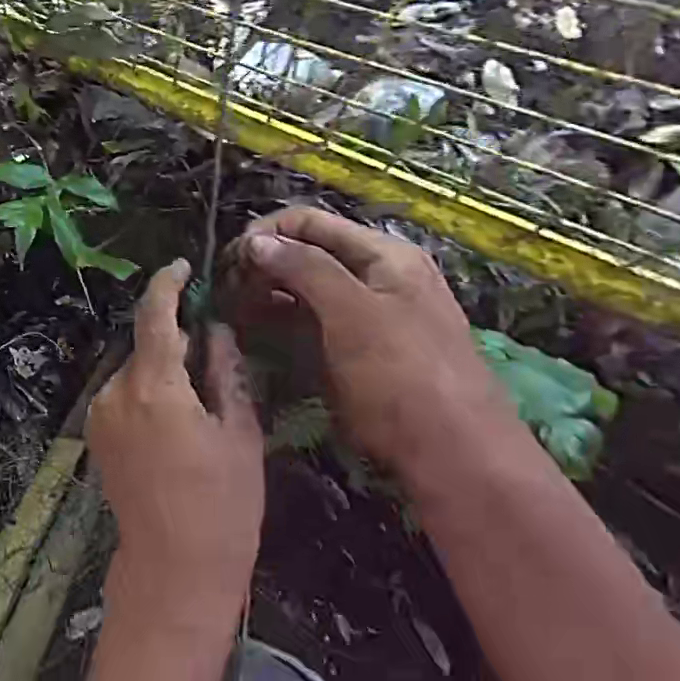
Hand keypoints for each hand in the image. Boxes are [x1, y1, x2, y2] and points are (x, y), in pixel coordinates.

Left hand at [88, 258, 263, 583]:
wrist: (172, 564)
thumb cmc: (222, 504)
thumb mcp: (239, 435)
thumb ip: (225, 372)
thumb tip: (216, 329)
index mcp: (154, 386)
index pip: (154, 315)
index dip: (166, 284)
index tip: (181, 267)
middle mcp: (116, 388)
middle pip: (146, 344)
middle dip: (176, 340)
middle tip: (212, 357)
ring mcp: (100, 409)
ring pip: (135, 369)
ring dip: (162, 370)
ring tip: (198, 407)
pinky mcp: (95, 428)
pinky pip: (123, 392)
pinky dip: (147, 391)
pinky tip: (173, 425)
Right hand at [223, 206, 506, 471]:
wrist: (455, 458)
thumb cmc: (404, 376)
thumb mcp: (352, 312)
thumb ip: (303, 267)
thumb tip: (254, 241)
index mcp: (383, 255)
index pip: (307, 222)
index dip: (264, 234)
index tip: (229, 262)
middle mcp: (373, 275)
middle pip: (301, 250)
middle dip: (259, 263)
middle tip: (225, 289)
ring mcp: (363, 311)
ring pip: (298, 284)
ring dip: (261, 290)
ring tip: (231, 308)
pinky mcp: (352, 344)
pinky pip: (304, 316)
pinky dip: (275, 315)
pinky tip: (251, 327)